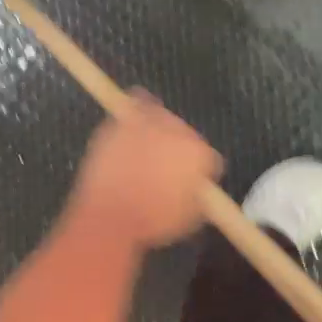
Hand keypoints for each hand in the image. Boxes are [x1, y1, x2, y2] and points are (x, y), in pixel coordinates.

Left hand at [65, 91, 221, 247]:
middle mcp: (181, 133)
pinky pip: (138, 102)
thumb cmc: (151, 220)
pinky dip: (138, 107)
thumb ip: (198, 194)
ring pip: (163, 117)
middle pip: (186, 134)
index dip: (197, 170)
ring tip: (148, 147)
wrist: (112, 214)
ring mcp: (152, 122)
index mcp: (200, 155)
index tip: (187, 180)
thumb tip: (196, 188)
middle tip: (163, 167)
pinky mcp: (127, 119)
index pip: (208, 157)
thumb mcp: (189, 216)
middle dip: (177, 149)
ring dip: (158, 129)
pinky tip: (135, 117)